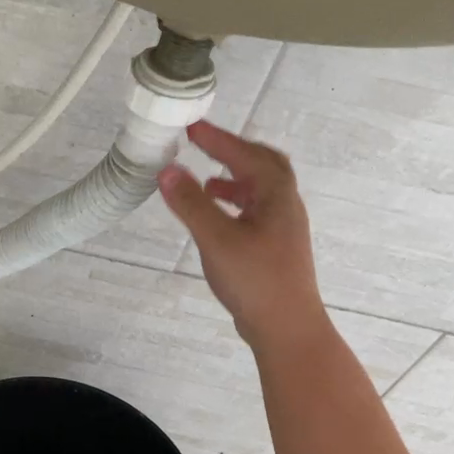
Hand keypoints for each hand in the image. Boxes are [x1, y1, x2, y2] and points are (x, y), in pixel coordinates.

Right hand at [160, 122, 330, 351]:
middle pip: (263, 166)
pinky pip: (256, 213)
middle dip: (233, 153)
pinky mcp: (275, 249)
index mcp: (276, 195)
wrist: (285, 326)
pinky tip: (218, 221)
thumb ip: (191, 204)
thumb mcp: (216, 239)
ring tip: (207, 183)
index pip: (244, 154)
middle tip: (204, 147)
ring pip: (260, 191)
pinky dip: (235, 205)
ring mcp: (283, 228)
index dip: (217, 139)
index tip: (191, 128)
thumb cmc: (254, 279)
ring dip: (234, 180)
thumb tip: (167, 171)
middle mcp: (285, 205)